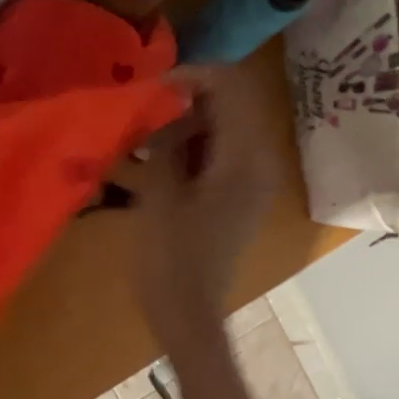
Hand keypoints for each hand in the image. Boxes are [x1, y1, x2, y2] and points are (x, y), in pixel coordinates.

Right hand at [132, 65, 277, 344]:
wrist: (188, 321)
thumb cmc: (172, 265)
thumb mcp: (159, 200)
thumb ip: (165, 147)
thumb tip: (163, 110)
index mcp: (244, 158)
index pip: (229, 89)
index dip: (191, 77)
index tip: (150, 87)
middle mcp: (257, 163)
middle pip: (228, 109)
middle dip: (185, 104)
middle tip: (141, 117)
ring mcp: (249, 185)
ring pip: (220, 135)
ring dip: (183, 131)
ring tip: (141, 143)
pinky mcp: (234, 204)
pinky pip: (216, 162)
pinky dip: (188, 156)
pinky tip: (155, 169)